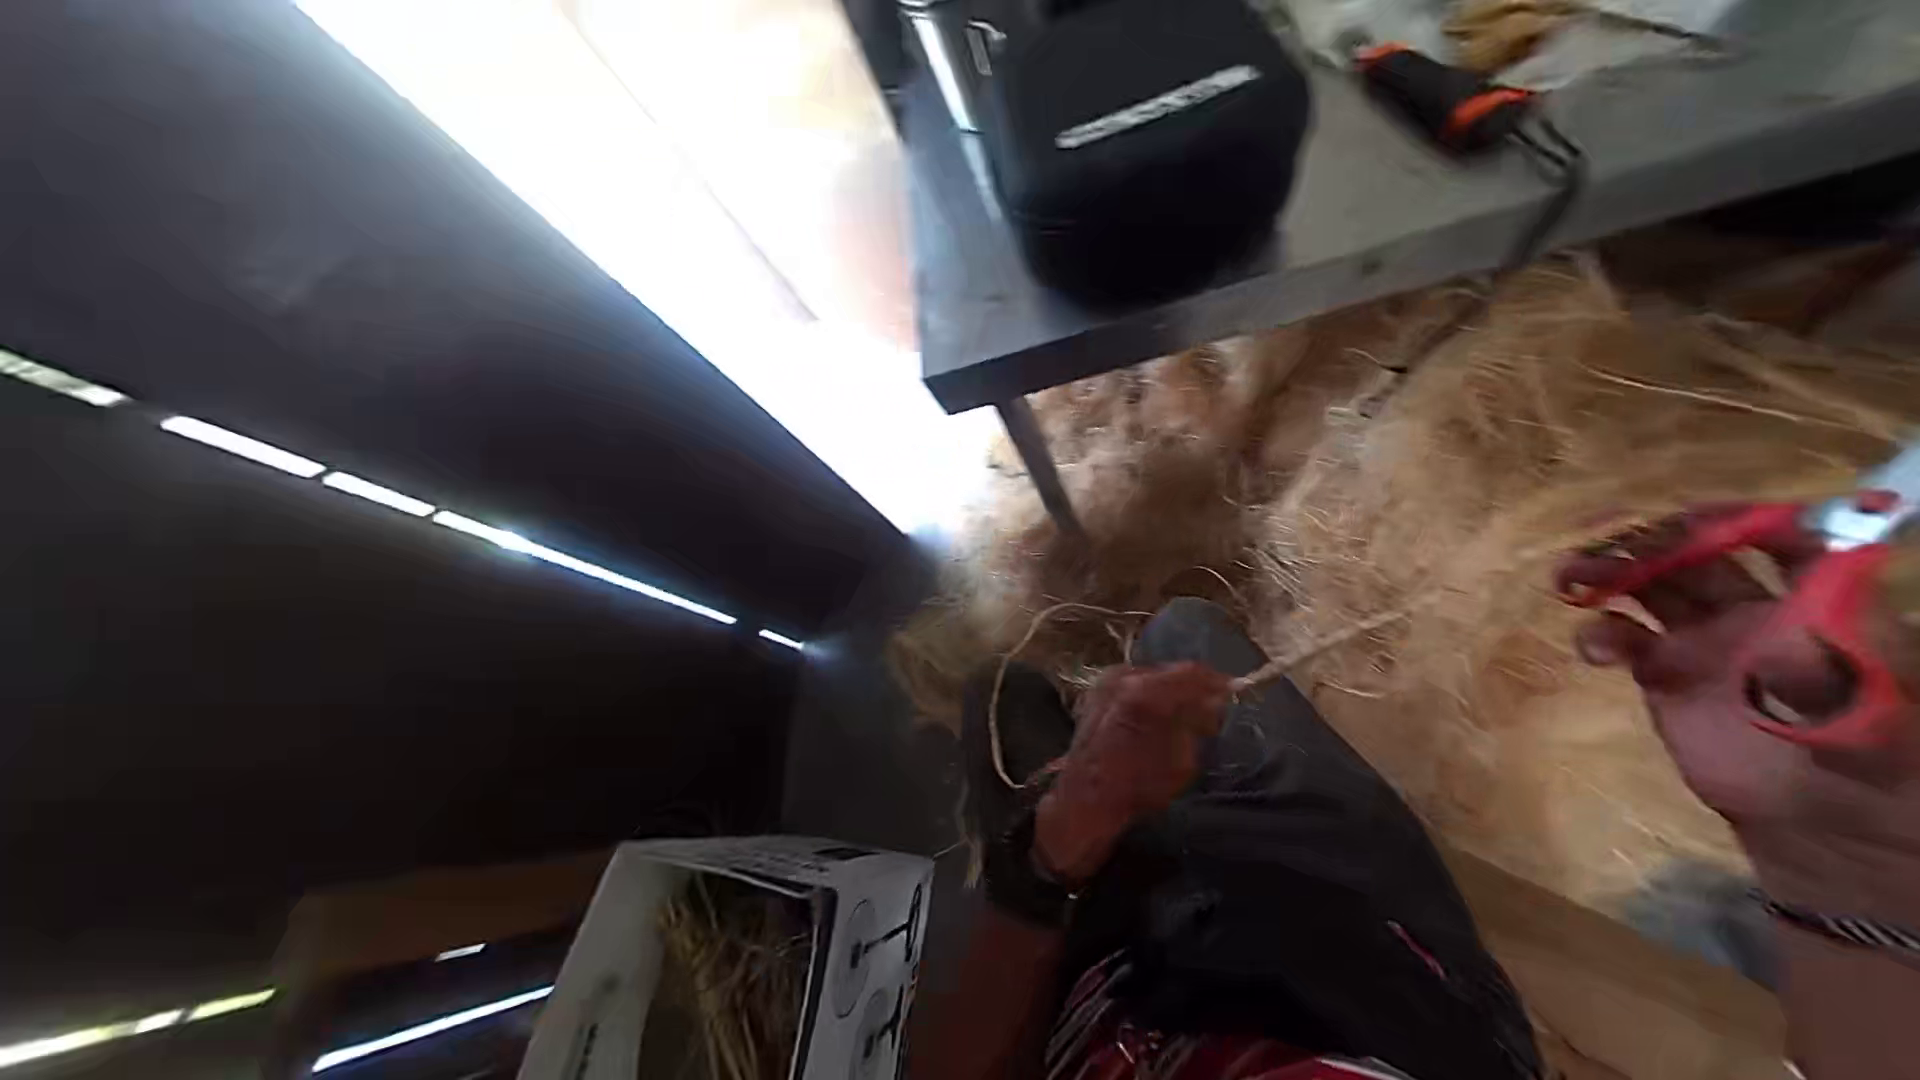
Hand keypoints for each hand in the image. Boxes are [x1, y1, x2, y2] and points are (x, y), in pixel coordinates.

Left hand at [1033, 662, 1230, 886]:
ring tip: (1186, 714)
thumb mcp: (1182, 760)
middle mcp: (1124, 677)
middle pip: (1171, 671)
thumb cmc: (1138, 785)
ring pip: (1152, 675)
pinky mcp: (1097, 691)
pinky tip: (1158, 715)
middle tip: (1211, 708)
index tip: (1231, 693)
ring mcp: (1107, 681)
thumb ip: (1197, 723)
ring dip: (1171, 690)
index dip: (1216, 682)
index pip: (1192, 672)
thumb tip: (1212, 703)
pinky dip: (1151, 694)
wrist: (1087, 796)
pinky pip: (1134, 683)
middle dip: (1194, 688)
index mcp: (1147, 691)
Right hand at [1559, 508, 1919, 922]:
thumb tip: (1783, 636)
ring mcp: (1699, 639)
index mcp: (1816, 608)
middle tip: (1602, 545)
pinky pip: (1618, 637)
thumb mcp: (1867, 721)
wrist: (1822, 818)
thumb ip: (1828, 678)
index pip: (1786, 541)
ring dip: (1604, 574)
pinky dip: (1598, 634)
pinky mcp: (1658, 670)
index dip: (1745, 521)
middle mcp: (1753, 611)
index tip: (1695, 521)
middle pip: (1695, 555)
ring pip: (1644, 587)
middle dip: (1647, 543)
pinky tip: (1594, 653)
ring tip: (1569, 578)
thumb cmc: (1868, 763)